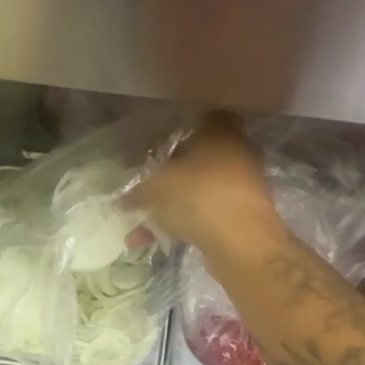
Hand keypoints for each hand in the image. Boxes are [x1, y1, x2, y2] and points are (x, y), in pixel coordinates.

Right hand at [129, 111, 282, 258]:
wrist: (241, 243)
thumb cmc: (198, 198)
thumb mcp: (154, 189)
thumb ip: (136, 189)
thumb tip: (123, 196)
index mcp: (219, 131)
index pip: (196, 121)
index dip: (171, 136)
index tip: (149, 154)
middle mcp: (235, 152)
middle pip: (195, 159)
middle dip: (168, 176)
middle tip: (143, 190)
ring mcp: (240, 186)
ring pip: (197, 191)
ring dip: (169, 207)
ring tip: (140, 226)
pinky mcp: (240, 216)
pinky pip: (203, 215)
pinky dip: (180, 225)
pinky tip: (154, 242)